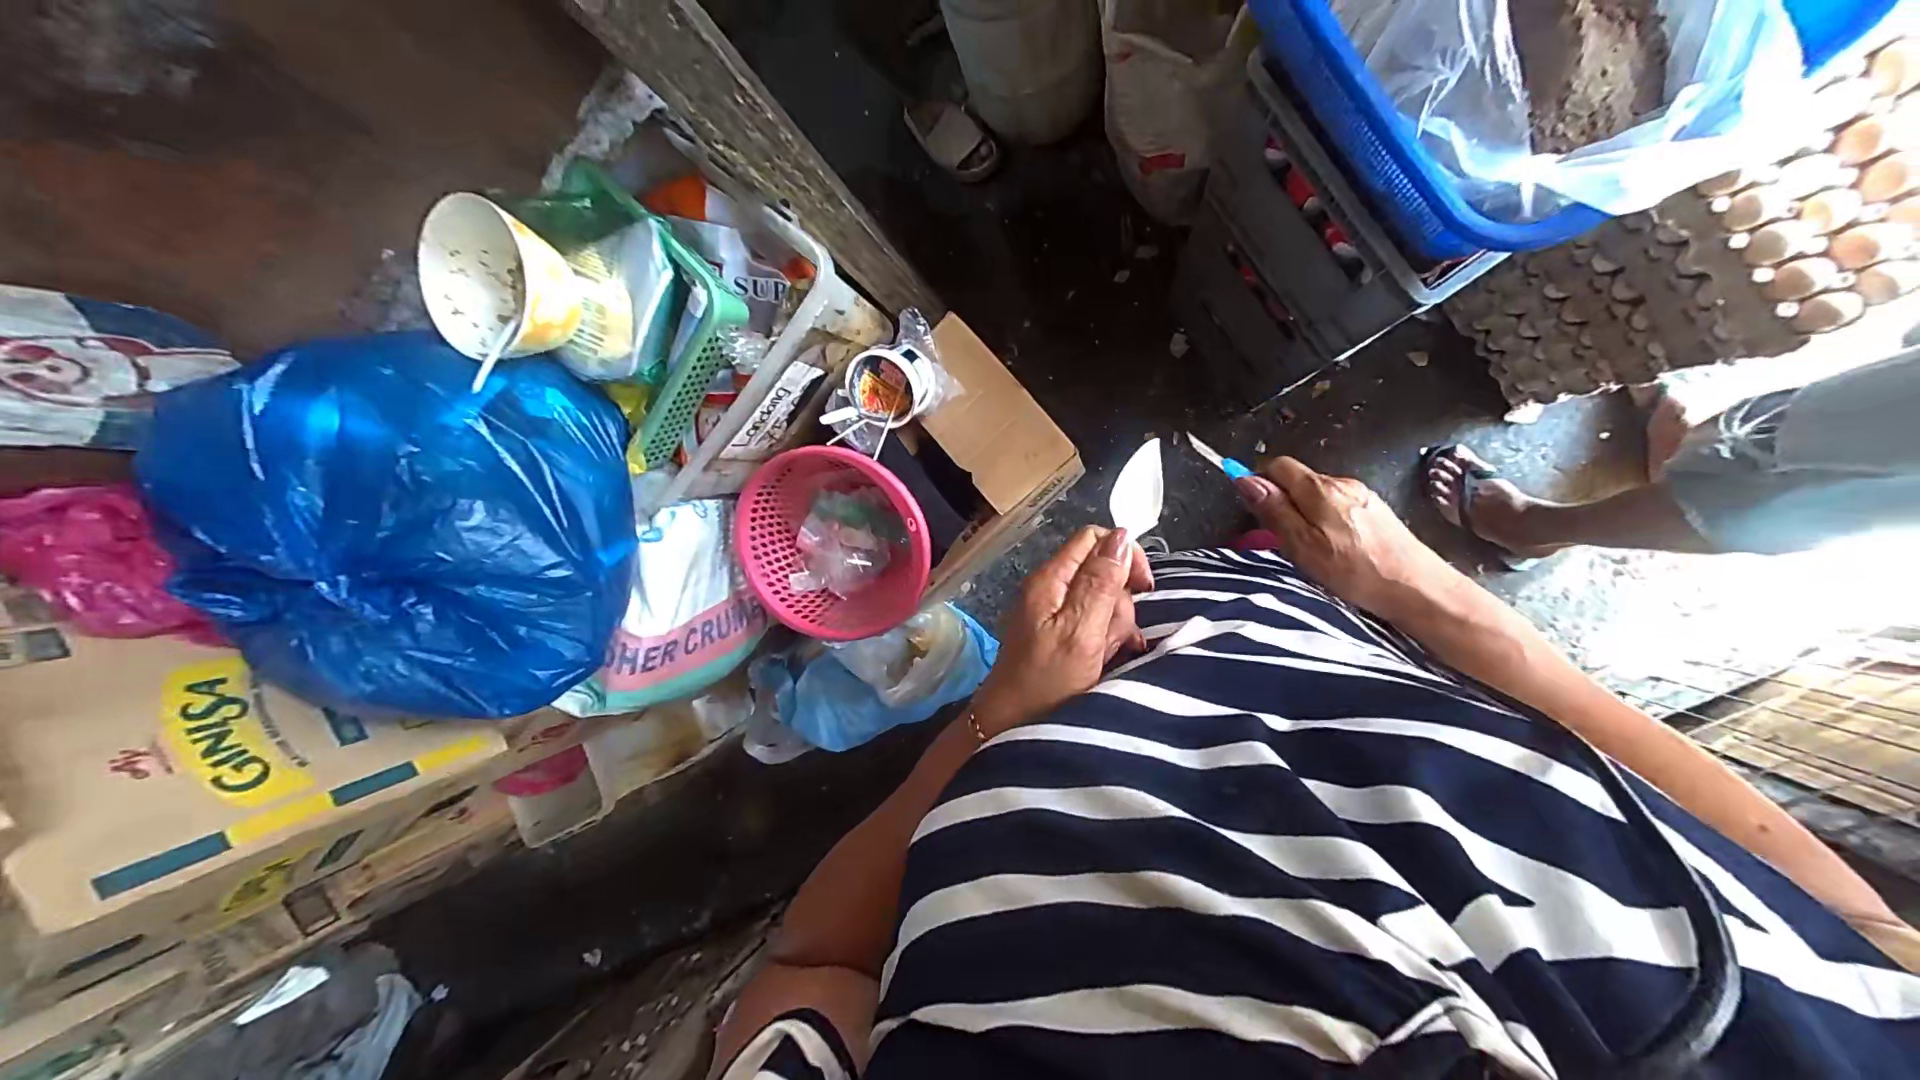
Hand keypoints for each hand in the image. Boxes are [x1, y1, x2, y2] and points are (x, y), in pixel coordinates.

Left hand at [968, 526, 1153, 738]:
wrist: (1011, 726)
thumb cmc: (1046, 683)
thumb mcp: (1080, 631)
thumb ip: (1101, 582)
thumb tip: (1120, 534)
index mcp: (1051, 579)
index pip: (1094, 539)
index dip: (1124, 555)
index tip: (1143, 587)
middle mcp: (1052, 589)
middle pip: (1103, 571)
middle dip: (1119, 601)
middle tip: (1109, 635)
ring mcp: (1055, 613)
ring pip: (1104, 600)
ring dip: (1115, 626)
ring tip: (1103, 655)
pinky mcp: (1061, 635)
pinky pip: (1096, 624)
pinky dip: (1107, 639)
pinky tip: (1108, 660)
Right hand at [1234, 457, 1466, 624]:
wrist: (1418, 588)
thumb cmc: (1356, 572)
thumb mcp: (1301, 545)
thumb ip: (1274, 510)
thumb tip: (1246, 480)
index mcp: (1320, 489)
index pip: (1277, 465)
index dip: (1262, 484)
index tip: (1259, 512)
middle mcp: (1342, 483)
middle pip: (1298, 479)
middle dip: (1284, 502)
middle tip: (1286, 538)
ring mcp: (1362, 495)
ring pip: (1317, 494)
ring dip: (1305, 513)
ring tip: (1313, 547)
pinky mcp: (1376, 510)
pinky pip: (1337, 506)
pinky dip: (1327, 521)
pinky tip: (1336, 547)